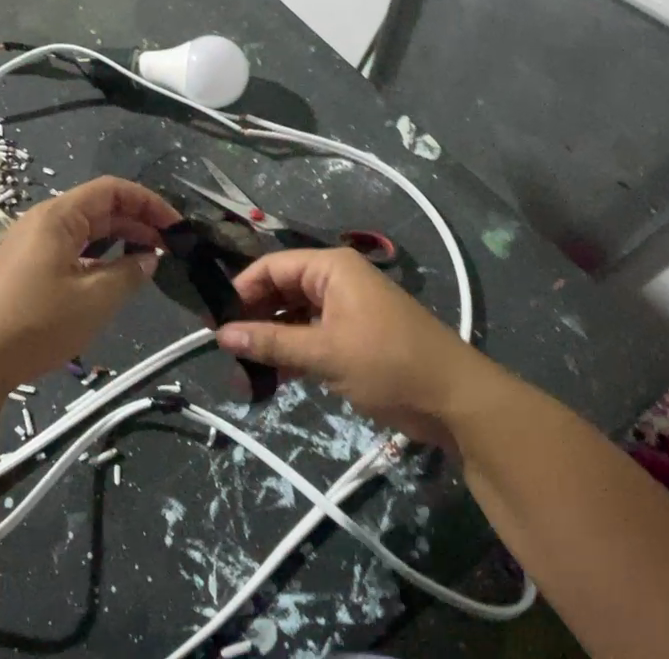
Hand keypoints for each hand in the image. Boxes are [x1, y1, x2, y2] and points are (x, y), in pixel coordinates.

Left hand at [0, 176, 180, 393]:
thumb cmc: (36, 324)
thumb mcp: (94, 300)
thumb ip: (128, 273)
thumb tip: (149, 258)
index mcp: (57, 217)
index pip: (111, 189)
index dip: (148, 202)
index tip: (176, 227)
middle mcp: (41, 222)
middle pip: (97, 208)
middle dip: (136, 222)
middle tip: (170, 248)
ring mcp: (28, 245)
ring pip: (83, 231)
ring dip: (117, 241)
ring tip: (147, 262)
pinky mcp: (23, 269)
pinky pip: (68, 250)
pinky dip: (95, 257)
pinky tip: (111, 279)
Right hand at [216, 248, 502, 447]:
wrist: (456, 401)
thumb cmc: (389, 363)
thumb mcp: (324, 353)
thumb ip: (271, 342)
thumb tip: (220, 335)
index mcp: (331, 268)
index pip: (271, 268)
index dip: (241, 291)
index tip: (213, 321)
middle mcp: (336, 282)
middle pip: (280, 291)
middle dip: (253, 320)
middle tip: (224, 352)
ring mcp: (345, 312)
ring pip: (293, 319)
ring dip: (269, 342)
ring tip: (242, 373)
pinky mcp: (352, 340)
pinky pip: (309, 338)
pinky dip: (290, 355)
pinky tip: (269, 379)